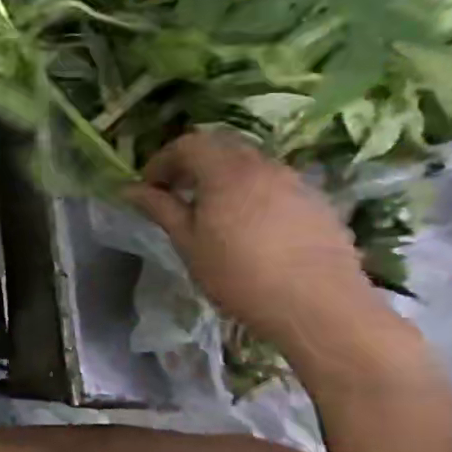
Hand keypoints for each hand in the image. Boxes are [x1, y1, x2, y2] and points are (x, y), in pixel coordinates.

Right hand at [124, 131, 380, 346]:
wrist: (320, 307)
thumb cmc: (240, 274)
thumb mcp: (188, 242)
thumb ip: (160, 208)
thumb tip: (131, 189)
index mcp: (227, 171)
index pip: (188, 144)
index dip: (162, 160)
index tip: (149, 187)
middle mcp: (264, 166)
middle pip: (222, 146)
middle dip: (193, 163)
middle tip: (176, 192)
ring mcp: (297, 182)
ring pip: (252, 164)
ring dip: (224, 176)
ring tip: (212, 210)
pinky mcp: (318, 204)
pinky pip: (276, 184)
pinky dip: (253, 191)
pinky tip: (250, 226)